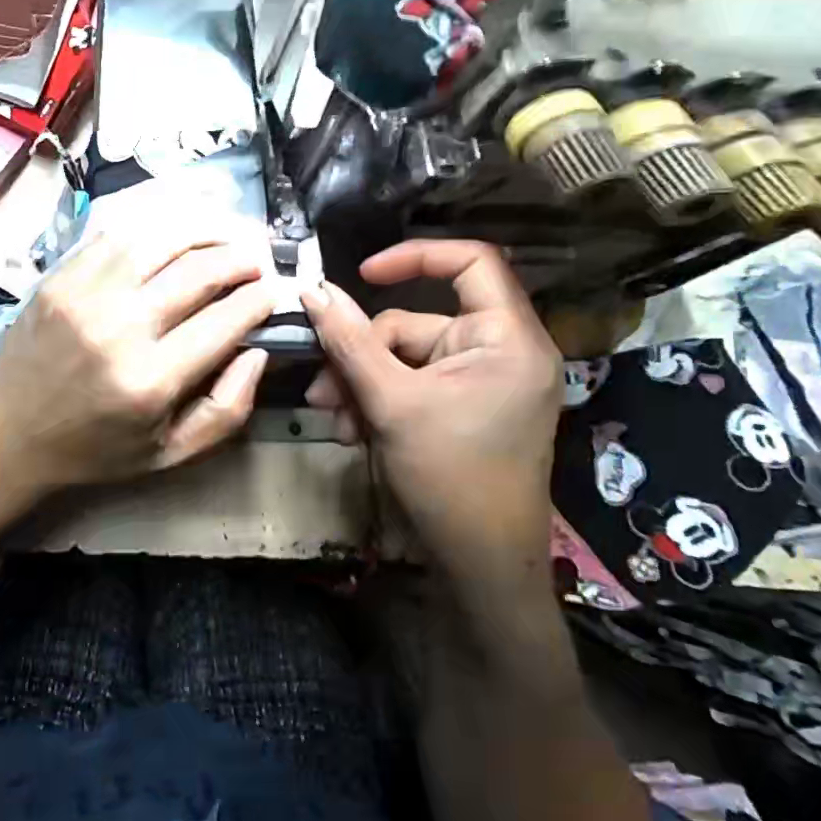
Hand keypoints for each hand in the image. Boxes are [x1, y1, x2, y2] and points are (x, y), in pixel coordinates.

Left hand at [0, 230, 277, 519]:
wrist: (7, 433)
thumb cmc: (93, 450)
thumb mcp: (168, 454)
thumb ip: (226, 410)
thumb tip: (258, 351)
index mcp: (150, 380)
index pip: (224, 321)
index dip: (259, 299)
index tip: (273, 291)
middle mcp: (119, 328)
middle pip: (198, 272)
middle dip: (240, 259)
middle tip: (257, 259)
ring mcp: (85, 295)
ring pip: (161, 241)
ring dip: (204, 233)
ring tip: (227, 236)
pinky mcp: (61, 278)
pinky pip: (119, 237)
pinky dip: (157, 231)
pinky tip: (176, 236)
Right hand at [302, 241, 561, 593]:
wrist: (480, 563)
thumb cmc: (448, 476)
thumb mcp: (390, 402)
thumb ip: (349, 342)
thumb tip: (314, 292)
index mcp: (507, 339)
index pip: (471, 263)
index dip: (414, 257)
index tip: (362, 275)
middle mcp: (502, 352)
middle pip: (418, 323)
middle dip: (361, 355)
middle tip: (321, 390)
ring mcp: (484, 383)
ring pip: (405, 359)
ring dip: (362, 384)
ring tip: (333, 420)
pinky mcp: (467, 408)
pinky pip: (414, 385)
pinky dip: (380, 401)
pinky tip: (352, 431)